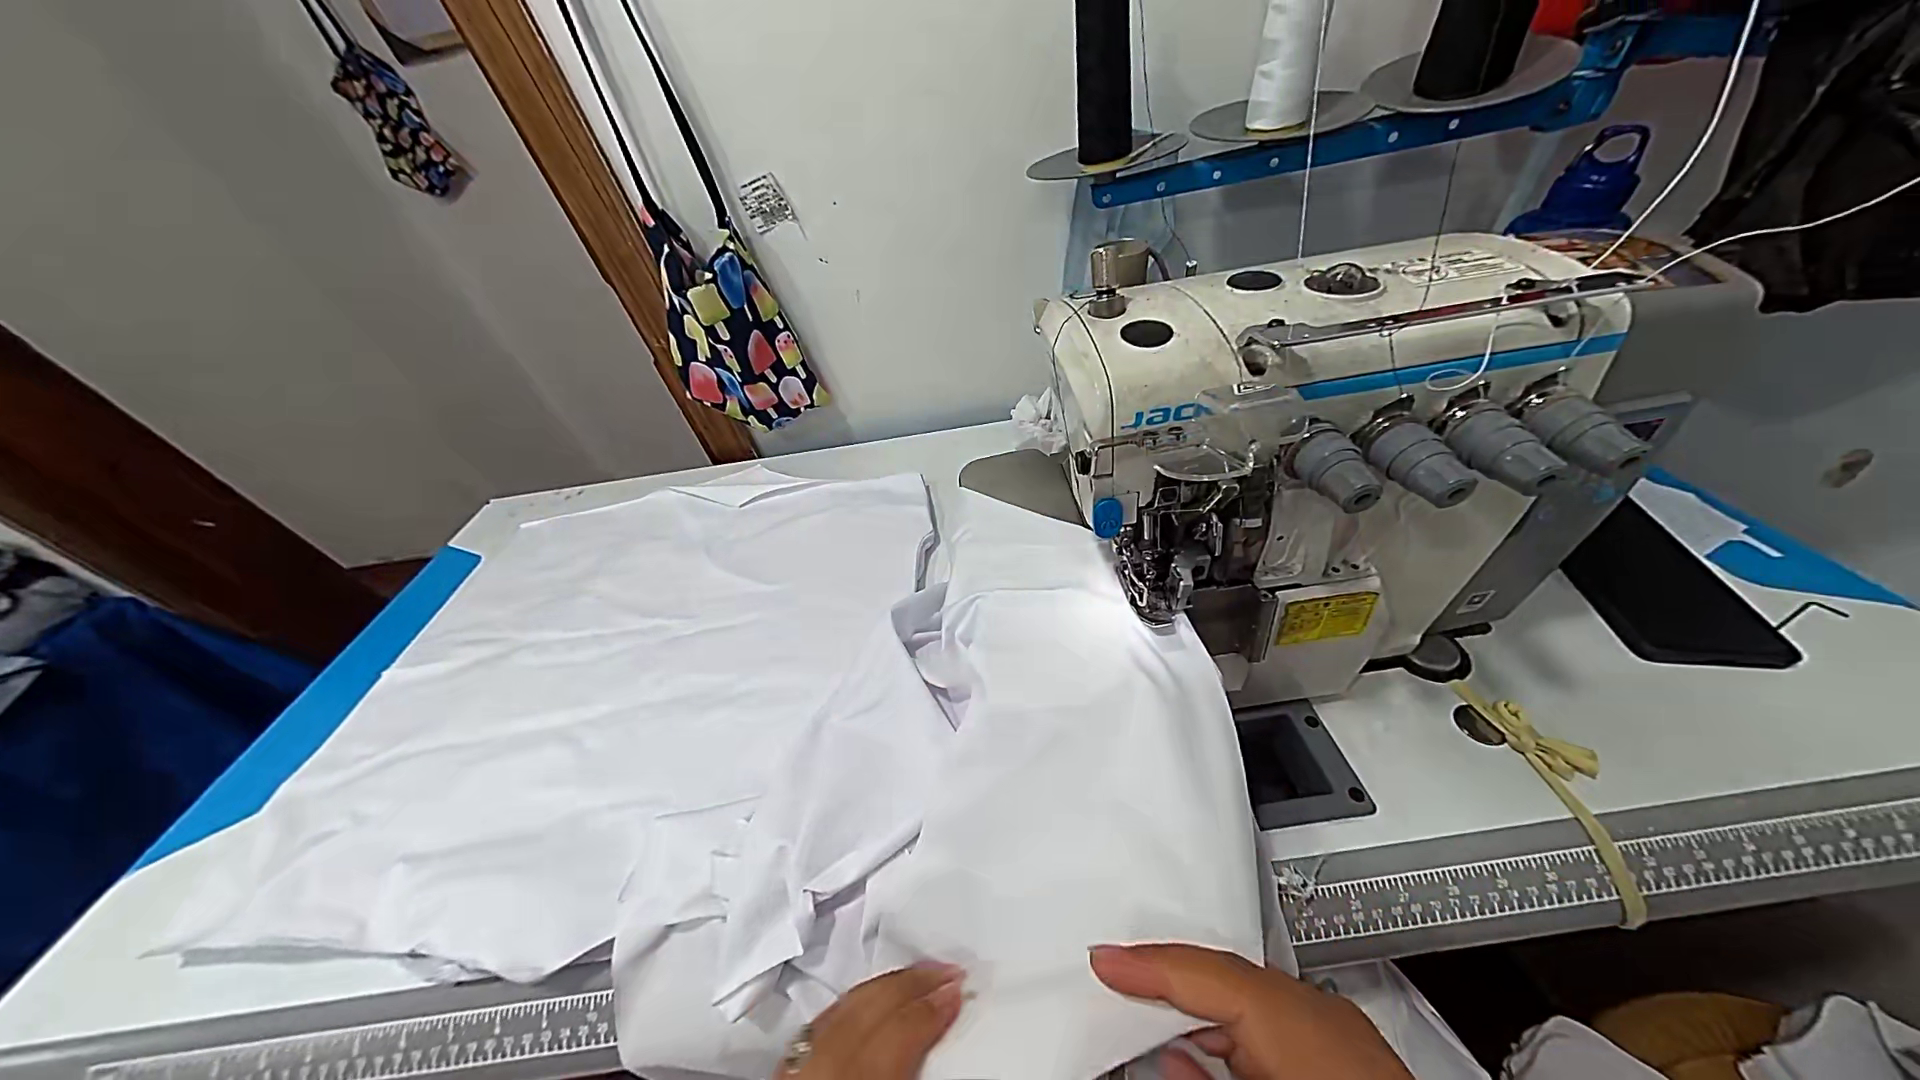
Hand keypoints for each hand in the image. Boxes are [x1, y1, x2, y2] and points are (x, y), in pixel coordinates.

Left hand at [782, 963, 964, 1079]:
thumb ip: (912, 1064)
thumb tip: (942, 1025)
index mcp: (851, 1075)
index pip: (898, 1028)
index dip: (931, 1006)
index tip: (957, 988)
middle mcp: (819, 1063)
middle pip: (870, 1003)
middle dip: (912, 981)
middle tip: (947, 969)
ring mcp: (794, 1061)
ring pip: (845, 1002)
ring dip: (885, 984)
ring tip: (917, 974)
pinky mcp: (782, 1064)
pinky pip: (823, 1017)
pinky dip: (853, 1000)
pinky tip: (873, 995)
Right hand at [1090, 944, 1413, 1079]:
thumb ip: (1203, 1076)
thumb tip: (1167, 1057)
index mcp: (1301, 1022)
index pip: (1209, 971)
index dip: (1148, 962)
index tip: (1104, 959)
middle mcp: (1324, 1015)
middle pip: (1225, 975)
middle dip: (1170, 977)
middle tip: (1118, 977)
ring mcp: (1342, 1031)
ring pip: (1250, 995)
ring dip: (1201, 1006)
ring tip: (1154, 1019)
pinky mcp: (1350, 1051)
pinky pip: (1276, 1019)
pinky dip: (1237, 1028)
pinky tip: (1212, 1053)